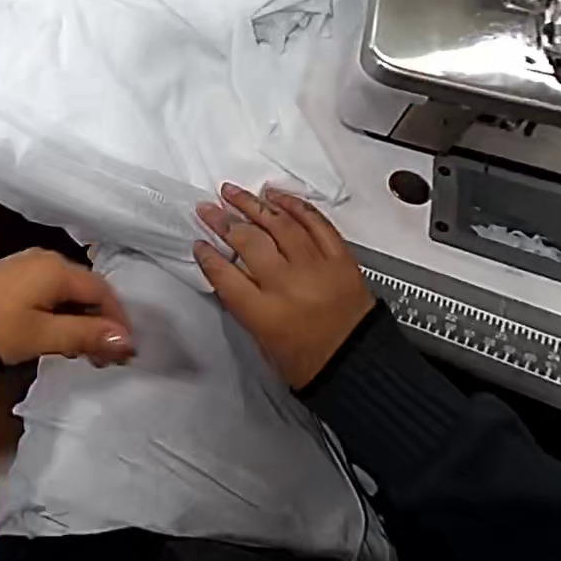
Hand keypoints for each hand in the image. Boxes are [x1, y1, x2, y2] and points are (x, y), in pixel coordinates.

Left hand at [0, 249, 135, 366]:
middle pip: (87, 287)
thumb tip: (126, 339)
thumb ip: (85, 335)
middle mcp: (46, 258)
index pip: (102, 289)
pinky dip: (63, 311)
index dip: (117, 319)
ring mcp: (29, 263)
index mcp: (57, 268)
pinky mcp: (16, 275)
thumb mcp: (43, 336)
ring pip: (70, 289)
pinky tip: (59, 335)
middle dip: (101, 320)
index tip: (125, 352)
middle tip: (105, 357)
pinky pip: (52, 289)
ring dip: (82, 318)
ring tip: (83, 352)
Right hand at [194, 184, 375, 388]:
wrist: (361, 368)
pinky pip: (315, 222)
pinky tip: (275, 196)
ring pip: (279, 224)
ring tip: (233, 193)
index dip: (208, 255)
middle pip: (248, 241)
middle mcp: (290, 286)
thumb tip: (228, 265)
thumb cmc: (311, 362)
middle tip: (208, 209)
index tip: (200, 243)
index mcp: (267, 314)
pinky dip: (294, 205)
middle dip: (222, 221)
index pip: (225, 274)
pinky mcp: (340, 259)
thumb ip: (244, 300)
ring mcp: (317, 268)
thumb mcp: (262, 339)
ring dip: (252, 204)